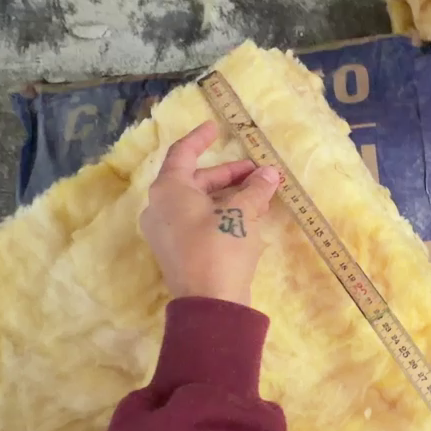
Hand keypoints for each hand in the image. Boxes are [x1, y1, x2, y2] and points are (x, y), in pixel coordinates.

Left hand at [140, 121, 284, 305]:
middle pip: (194, 180)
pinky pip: (198, 220)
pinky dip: (221, 212)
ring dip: (229, 195)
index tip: (215, 127)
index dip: (200, 138)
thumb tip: (270, 173)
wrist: (210, 303)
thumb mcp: (244, 213)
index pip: (182, 153)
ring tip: (260, 194)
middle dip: (228, 174)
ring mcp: (167, 231)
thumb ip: (256, 189)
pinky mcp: (178, 250)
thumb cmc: (221, 247)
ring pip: (199, 202)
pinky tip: (248, 216)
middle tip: (258, 172)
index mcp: (169, 190)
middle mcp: (160, 207)